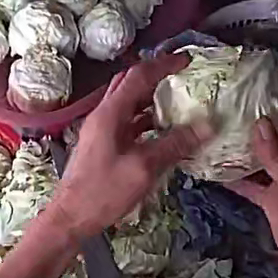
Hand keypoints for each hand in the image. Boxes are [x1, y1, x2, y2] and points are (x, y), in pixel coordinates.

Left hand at [48, 51, 207, 238]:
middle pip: (130, 84)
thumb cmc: (102, 192)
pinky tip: (164, 130)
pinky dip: (146, 119)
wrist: (70, 218)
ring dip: (151, 98)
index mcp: (110, 113)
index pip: (138, 75)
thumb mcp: (144, 168)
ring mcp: (101, 130)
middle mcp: (103, 115)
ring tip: (179, 100)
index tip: (187, 59)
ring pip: (128, 103)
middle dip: (156, 76)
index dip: (163, 64)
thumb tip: (206, 126)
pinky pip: (127, 122)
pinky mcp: (103, 144)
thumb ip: (174, 144)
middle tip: (183, 76)